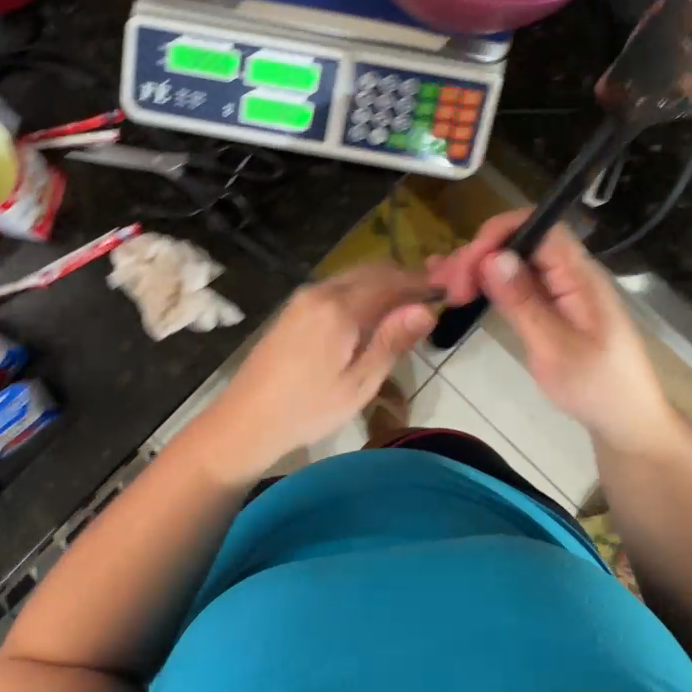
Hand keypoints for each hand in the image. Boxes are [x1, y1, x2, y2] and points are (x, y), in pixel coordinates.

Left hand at [187, 263, 435, 482]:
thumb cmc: (308, 409)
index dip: (420, 283)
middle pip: (371, 271)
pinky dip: (361, 292)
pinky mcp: (293, 309)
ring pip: (353, 277)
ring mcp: (302, 298)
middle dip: (403, 278)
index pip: (390, 281)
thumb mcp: (358, 384)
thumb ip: (391, 342)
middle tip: (431, 296)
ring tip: (408, 307)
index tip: (446, 291)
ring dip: (382, 284)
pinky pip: (336, 288)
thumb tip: (426, 309)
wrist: (245, 419)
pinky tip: (372, 316)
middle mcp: (320, 291)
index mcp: (339, 308)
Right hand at [428, 210, 674, 449]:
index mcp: (580, 278)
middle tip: (447, 286)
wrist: (627, 422)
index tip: (468, 264)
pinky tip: (457, 291)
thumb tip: (493, 257)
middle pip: (520, 242)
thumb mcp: (556, 350)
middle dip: (479, 254)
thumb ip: (524, 303)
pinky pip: (515, 283)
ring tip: (442, 287)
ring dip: (476, 268)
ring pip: (512, 261)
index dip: (500, 234)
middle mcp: (570, 275)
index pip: (540, 229)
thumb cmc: (597, 389)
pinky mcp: (550, 306)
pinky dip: (486, 283)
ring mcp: (559, 290)